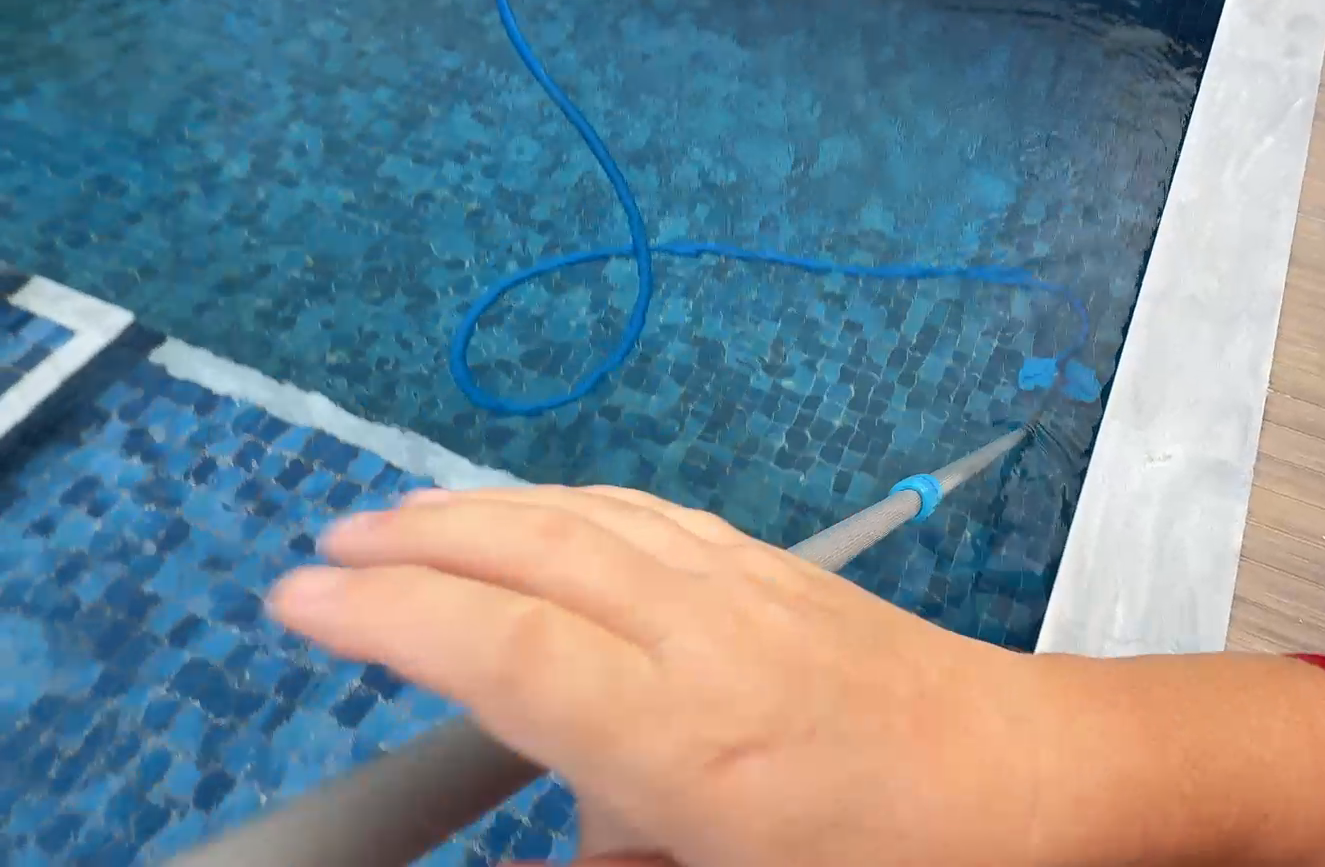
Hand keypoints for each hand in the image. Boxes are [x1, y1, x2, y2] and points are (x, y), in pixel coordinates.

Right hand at [270, 486, 1059, 866]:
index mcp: (687, 734)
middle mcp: (710, 630)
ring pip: (603, 518)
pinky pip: (663, 516)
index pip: (508, 648)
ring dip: (505, 506)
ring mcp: (752, 582)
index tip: (305, 597)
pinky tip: (560, 510)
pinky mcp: (783, 566)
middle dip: (430, 538)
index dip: (396, 614)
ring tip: (423, 514)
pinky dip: (590, 503)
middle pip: (547, 553)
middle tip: (340, 546)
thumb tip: (528, 851)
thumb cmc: (886, 851)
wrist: (1009, 767)